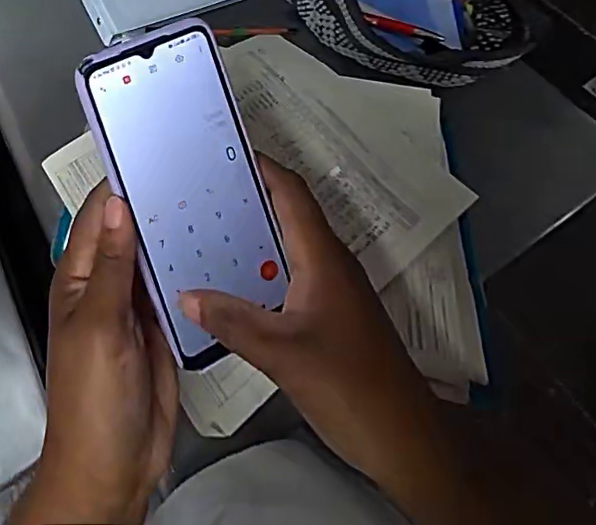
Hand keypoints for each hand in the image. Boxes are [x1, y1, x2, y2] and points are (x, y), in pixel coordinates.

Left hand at [11, 183, 177, 524]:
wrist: (113, 467)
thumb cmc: (90, 403)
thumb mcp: (100, 327)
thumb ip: (113, 267)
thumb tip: (119, 208)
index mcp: (79, 277)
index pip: (98, 215)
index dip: (119, 185)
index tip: (146, 157)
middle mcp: (105, 284)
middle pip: (128, 231)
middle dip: (152, 204)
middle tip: (188, 174)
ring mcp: (133, 304)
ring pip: (153, 255)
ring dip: (172, 234)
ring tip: (205, 201)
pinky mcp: (158, 324)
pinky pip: (172, 285)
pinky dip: (186, 266)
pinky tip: (210, 250)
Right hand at [180, 156, 483, 522]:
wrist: (406, 440)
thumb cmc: (353, 388)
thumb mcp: (282, 353)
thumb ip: (232, 321)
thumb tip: (189, 296)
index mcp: (322, 257)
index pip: (291, 193)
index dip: (262, 167)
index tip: (226, 154)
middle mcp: (330, 263)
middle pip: (289, 211)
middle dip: (250, 196)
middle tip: (206, 192)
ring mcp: (333, 288)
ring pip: (289, 243)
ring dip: (255, 232)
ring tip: (211, 230)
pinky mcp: (332, 312)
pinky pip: (292, 271)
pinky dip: (263, 266)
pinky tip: (236, 283)